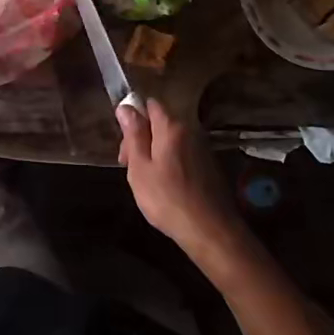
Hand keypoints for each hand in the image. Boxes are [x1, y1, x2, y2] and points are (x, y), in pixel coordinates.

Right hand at [116, 99, 238, 249]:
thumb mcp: (140, 167)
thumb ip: (133, 135)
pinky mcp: (208, 166)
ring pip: (171, 141)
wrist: (208, 229)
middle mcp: (191, 131)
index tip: (124, 144)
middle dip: (142, 138)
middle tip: (129, 167)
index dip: (133, 118)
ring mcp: (202, 149)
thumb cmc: (166, 198)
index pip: (151, 105)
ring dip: (155, 152)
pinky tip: (164, 187)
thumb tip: (125, 107)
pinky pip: (182, 154)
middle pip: (161, 123)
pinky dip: (170, 163)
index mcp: (172, 128)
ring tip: (145, 180)